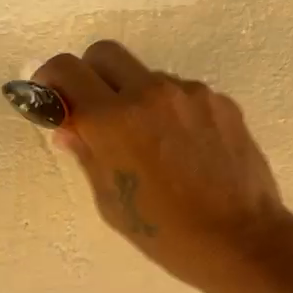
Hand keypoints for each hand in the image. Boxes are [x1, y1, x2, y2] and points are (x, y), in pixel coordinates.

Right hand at [33, 42, 292, 290]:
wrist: (241, 239)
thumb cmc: (166, 233)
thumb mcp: (111, 201)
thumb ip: (87, 154)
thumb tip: (69, 127)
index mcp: (113, 119)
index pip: (67, 69)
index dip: (51, 78)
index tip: (52, 97)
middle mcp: (150, 92)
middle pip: (106, 54)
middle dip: (92, 75)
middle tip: (95, 111)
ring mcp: (191, 93)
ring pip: (149, 77)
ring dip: (137, 99)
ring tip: (152, 144)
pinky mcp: (221, 102)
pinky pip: (184, 94)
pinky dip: (173, 112)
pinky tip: (185, 150)